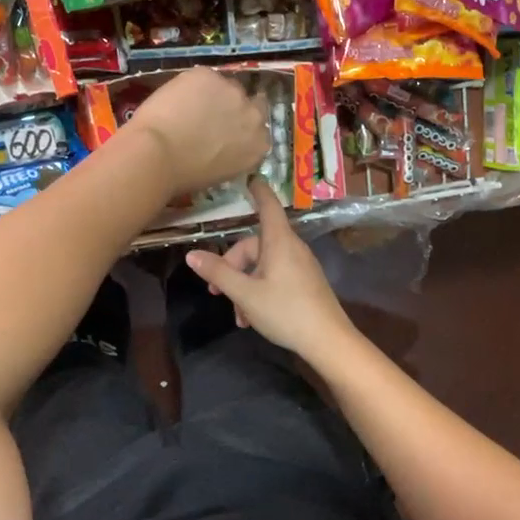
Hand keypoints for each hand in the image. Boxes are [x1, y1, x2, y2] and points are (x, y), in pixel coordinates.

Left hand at [123, 67, 269, 196]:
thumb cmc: (186, 175)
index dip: (240, 125)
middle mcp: (253, 116)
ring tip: (188, 107)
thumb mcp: (221, 171)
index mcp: (258, 145)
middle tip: (210, 113)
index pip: (257, 128)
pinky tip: (175, 99)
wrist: (160, 155)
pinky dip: (190, 86)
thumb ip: (232, 151)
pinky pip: (202, 77)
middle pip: (248, 102)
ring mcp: (232, 91)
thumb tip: (222, 142)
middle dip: (232, 105)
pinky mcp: (209, 75)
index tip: (226, 128)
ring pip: (225, 86)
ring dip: (212, 94)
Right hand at [184, 177, 357, 362]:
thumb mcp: (245, 294)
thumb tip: (191, 255)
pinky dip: (260, 293)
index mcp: (279, 242)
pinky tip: (252, 319)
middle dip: (232, 268)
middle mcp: (292, 248)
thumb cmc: (285, 311)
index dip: (257, 191)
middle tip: (216, 293)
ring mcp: (301, 267)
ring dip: (244, 288)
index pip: (267, 206)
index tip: (249, 179)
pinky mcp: (305, 284)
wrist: (328, 340)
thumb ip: (218, 273)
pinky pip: (275, 279)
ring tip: (238, 317)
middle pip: (254, 246)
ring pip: (263, 267)